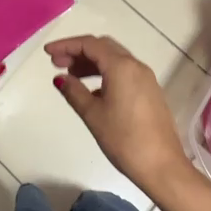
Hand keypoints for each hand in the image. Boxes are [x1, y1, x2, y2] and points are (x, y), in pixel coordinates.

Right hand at [47, 36, 194, 197]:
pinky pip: (124, 73)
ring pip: (115, 60)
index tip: (48, 52)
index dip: (66, 45)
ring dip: (92, 63)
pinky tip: (93, 91)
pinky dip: (105, 73)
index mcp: (121, 66)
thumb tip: (60, 78)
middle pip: (103, 47)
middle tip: (57, 63)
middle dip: (79, 52)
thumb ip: (74, 92)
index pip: (90, 44)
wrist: (163, 166)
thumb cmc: (124, 139)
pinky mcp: (150, 92)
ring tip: (71, 76)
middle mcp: (136, 66)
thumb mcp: (93, 115)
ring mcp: (146, 79)